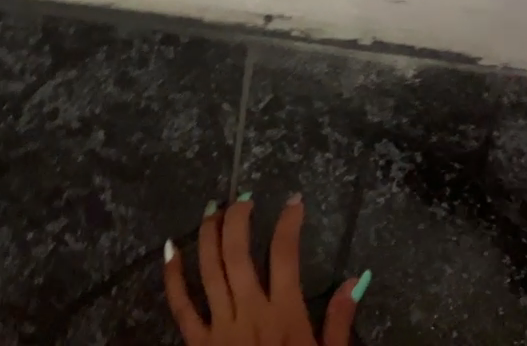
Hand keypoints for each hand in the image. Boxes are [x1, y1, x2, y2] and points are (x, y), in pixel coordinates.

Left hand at [164, 195, 365, 345]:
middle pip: (238, 252)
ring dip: (208, 233)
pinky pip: (180, 306)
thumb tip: (356, 280)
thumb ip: (339, 322)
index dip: (289, 221)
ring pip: (208, 269)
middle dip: (239, 217)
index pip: (285, 254)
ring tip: (213, 208)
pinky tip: (171, 246)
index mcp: (284, 316)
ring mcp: (220, 329)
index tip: (294, 200)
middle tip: (243, 198)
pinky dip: (172, 274)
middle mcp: (250, 314)